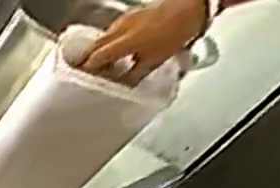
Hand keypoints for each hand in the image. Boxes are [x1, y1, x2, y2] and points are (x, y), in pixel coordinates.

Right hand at [77, 0, 208, 85]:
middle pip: (93, 48)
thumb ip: (132, 76)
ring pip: (102, 39)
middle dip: (86, 62)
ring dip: (99, 52)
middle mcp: (120, 29)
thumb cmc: (179, 30)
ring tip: (103, 64)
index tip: (81, 84)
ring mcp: (127, 19)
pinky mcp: (135, 13)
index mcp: (123, 42)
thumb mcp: (155, 60)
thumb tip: (119, 87)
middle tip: (85, 76)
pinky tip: (118, 49)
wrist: (199, 3)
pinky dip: (111, 42)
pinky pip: (114, 31)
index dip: (85, 73)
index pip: (93, 60)